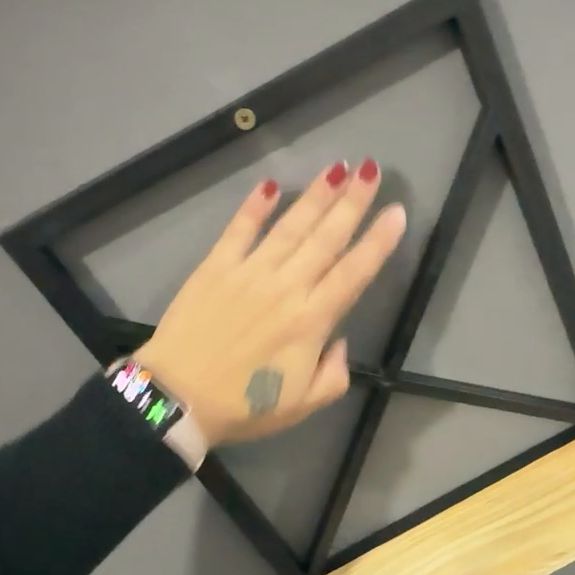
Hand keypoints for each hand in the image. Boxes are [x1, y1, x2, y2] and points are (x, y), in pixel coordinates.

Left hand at [130, 159, 406, 447]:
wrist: (178, 398)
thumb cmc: (245, 407)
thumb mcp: (303, 405)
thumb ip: (334, 375)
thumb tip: (339, 342)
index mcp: (311, 322)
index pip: (353, 273)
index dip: (377, 242)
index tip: (396, 212)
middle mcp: (286, 288)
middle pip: (326, 239)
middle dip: (352, 202)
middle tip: (371, 170)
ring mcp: (249, 273)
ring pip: (290, 226)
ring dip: (315, 195)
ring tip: (337, 168)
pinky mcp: (215, 267)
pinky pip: (239, 229)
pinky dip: (254, 206)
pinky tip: (269, 184)